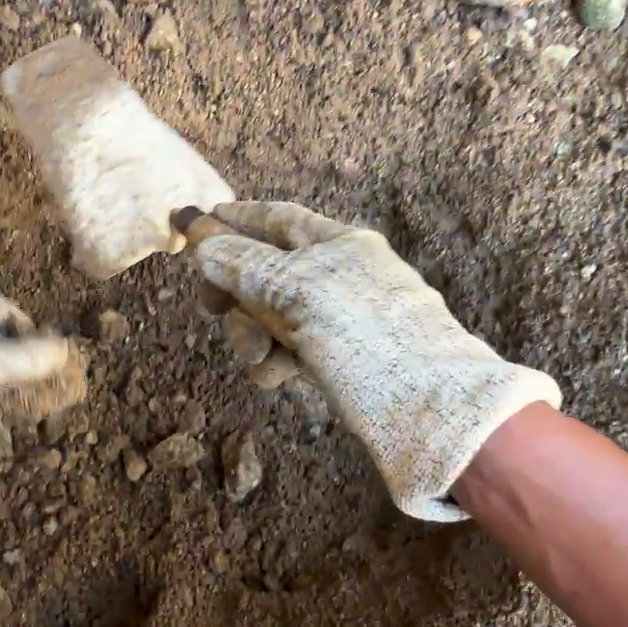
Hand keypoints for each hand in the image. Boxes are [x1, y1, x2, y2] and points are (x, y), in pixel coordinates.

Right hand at [193, 202, 559, 520]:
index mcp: (337, 243)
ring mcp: (342, 316)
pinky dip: (277, 359)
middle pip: (267, 269)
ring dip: (253, 333)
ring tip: (257, 359)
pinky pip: (294, 346)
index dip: (235, 219)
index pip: (276, 218)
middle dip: (237, 292)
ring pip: (275, 312)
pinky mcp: (343, 356)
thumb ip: (244, 264)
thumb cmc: (363, 335)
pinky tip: (276, 376)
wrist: (430, 408)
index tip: (197, 225)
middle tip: (210, 310)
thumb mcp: (296, 290)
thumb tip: (203, 243)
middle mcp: (339, 272)